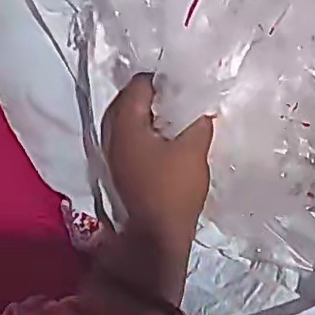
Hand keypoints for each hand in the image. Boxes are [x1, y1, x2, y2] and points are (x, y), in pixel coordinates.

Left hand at [102, 74, 214, 240]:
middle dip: (155, 96)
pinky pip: (130, 138)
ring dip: (150, 116)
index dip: (163, 79)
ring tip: (178, 117)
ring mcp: (112, 154)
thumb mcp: (193, 150)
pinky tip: (168, 139)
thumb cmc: (173, 189)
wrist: (157, 235)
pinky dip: (146, 133)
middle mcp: (111, 134)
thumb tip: (203, 108)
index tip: (186, 83)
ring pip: (128, 121)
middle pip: (129, 101)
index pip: (139, 85)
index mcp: (125, 124)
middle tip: (182, 97)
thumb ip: (199, 122)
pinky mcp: (119, 169)